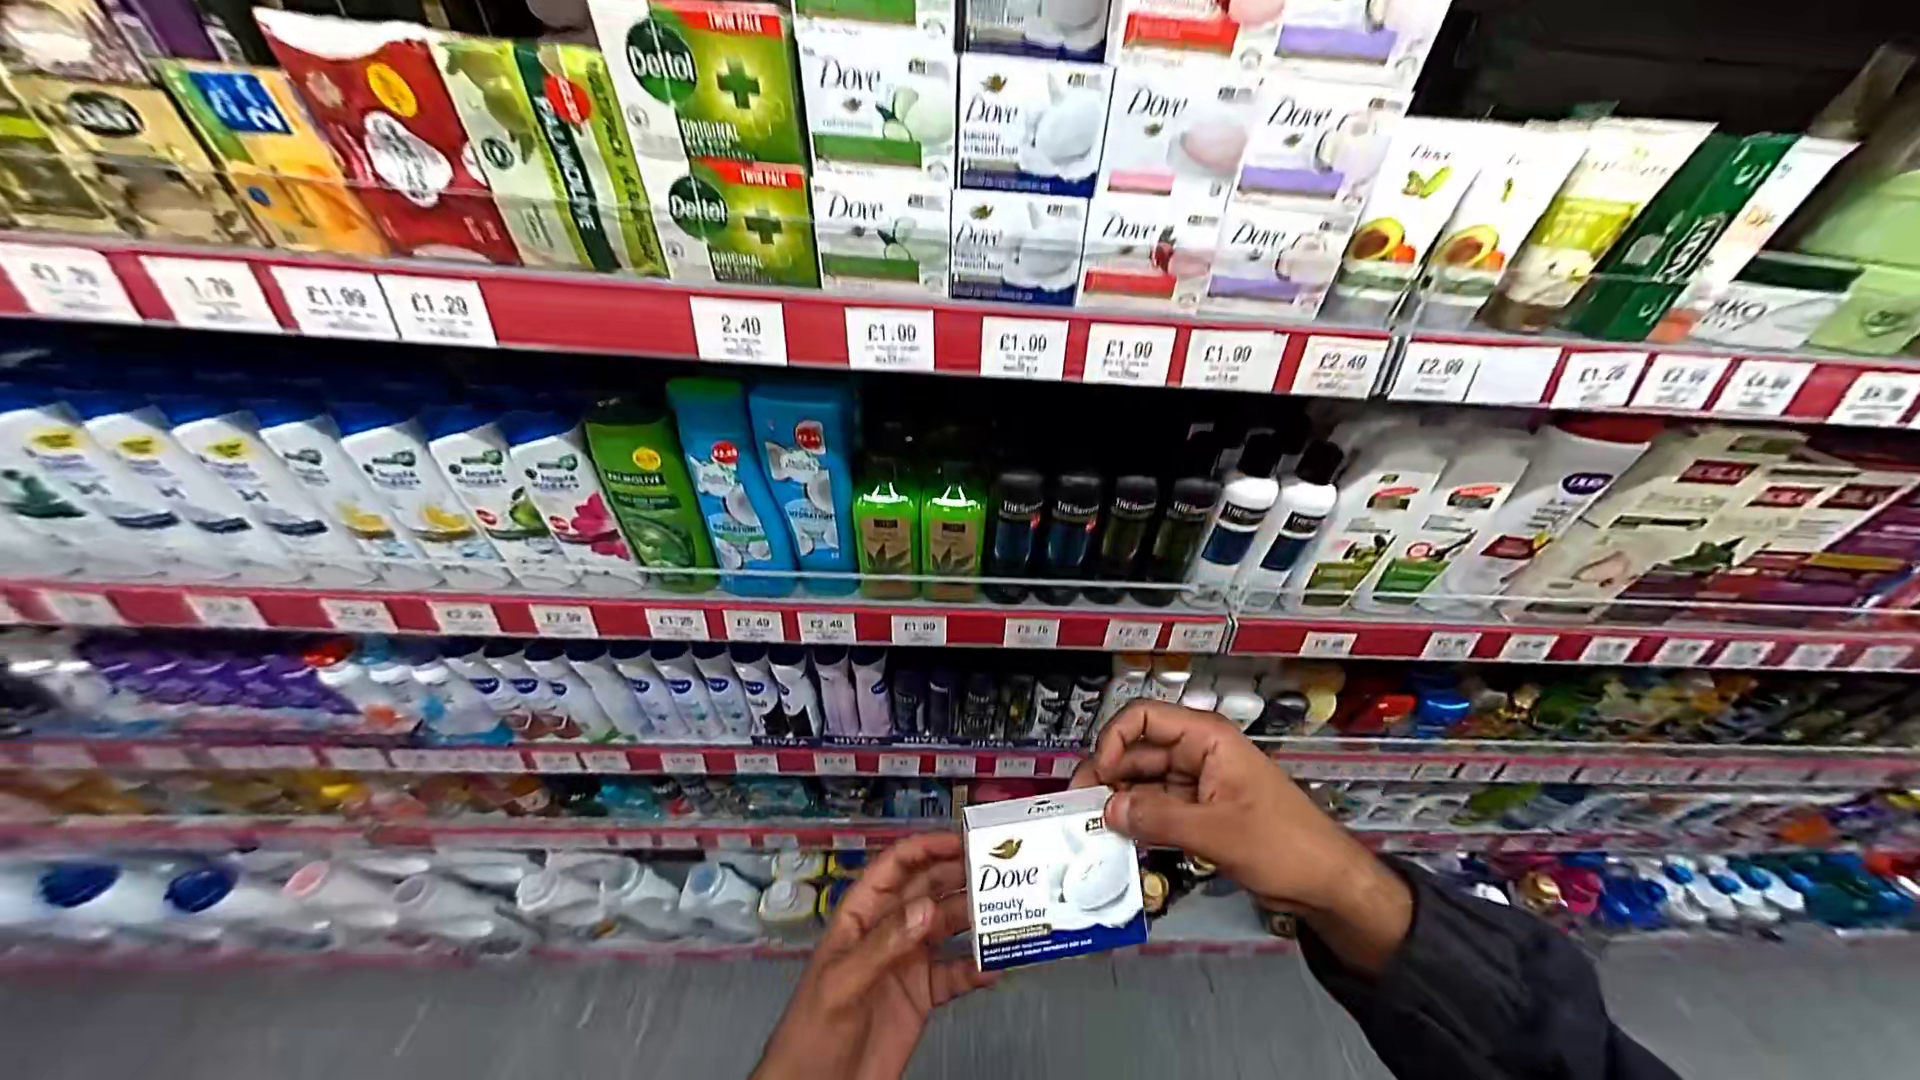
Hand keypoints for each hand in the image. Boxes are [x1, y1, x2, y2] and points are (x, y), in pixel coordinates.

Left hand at [751, 832, 996, 1079]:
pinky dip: (975, 968)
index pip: (896, 865)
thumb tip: (927, 907)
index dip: (927, 846)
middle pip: (928, 888)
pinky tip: (993, 965)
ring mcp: (907, 961)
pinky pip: (955, 973)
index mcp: (862, 914)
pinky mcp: (922, 995)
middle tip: (993, 868)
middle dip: (958, 874)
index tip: (960, 840)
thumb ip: (884, 945)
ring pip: (947, 925)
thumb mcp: (843, 982)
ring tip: (1002, 910)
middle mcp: (889, 929)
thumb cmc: (811, 1032)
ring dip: (973, 917)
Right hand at [1073, 700, 1411, 970]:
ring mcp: (1194, 782)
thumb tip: (1108, 811)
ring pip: (1141, 781)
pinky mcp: (1195, 810)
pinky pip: (1154, 806)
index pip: (1143, 717)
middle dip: (1107, 775)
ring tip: (1092, 826)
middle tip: (1079, 807)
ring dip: (1118, 800)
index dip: (1113, 740)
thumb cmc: (1286, 846)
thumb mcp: (1218, 832)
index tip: (1098, 775)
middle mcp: (1196, 752)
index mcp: (1206, 738)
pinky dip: (1136, 819)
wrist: (1330, 887)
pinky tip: (1118, 836)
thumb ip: (1158, 819)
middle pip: (1136, 751)